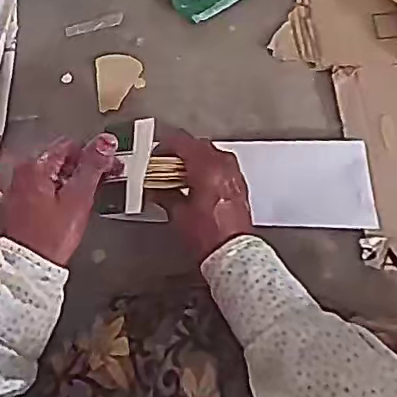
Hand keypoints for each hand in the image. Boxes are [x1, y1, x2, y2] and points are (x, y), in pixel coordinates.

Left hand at [0, 134, 119, 292]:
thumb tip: (105, 142)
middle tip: (100, 183)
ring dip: (69, 183)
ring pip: (50, 176)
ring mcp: (15, 192)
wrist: (26, 270)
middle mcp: (20, 175)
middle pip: (58, 160)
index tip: (107, 166)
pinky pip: (40, 192)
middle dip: (82, 169)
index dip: (93, 155)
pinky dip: (55, 195)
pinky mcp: (15, 208)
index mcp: (35, 167)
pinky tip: (64, 210)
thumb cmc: (49, 239)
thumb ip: (92, 167)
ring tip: (83, 200)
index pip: (70, 146)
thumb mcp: (78, 198)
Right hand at [157, 129, 254, 263]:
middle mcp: (223, 167)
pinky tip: (199, 183)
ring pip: (212, 154)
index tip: (157, 155)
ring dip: (196, 160)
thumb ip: (165, 195)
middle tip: (166, 164)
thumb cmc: (209, 237)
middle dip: (181, 152)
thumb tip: (157, 189)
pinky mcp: (240, 185)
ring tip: (181, 174)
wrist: (232, 254)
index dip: (166, 146)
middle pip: (199, 145)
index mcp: (206, 168)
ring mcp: (234, 174)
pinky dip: (209, 169)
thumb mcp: (178, 214)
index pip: (183, 142)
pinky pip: (223, 166)